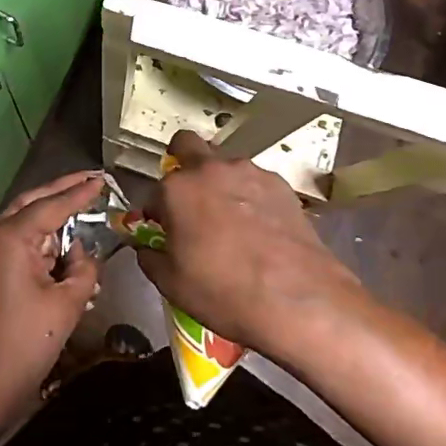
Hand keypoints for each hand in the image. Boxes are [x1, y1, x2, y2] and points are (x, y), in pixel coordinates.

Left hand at [0, 171, 104, 422]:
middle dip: (63, 191)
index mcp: (11, 235)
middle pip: (35, 202)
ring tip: (84, 206)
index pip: (53, 204)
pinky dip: (42, 238)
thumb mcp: (66, 306)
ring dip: (53, 216)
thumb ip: (83, 270)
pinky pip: (19, 240)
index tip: (103, 178)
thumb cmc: (24, 344)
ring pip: (26, 219)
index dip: (80, 191)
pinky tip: (65, 243)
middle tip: (92, 179)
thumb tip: (83, 254)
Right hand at [137, 130, 361, 358]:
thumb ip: (151, 258)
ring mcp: (248, 172)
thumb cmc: (225, 291)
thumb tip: (146, 248)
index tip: (164, 231)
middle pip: (187, 145)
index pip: (155, 192)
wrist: (299, 300)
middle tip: (190, 199)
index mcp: (177, 188)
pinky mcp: (280, 184)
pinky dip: (251, 198)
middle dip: (182, 163)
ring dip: (220, 183)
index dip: (157, 212)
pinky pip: (255, 184)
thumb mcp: (172, 284)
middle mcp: (210, 169)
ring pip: (225, 166)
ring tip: (233, 223)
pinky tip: (261, 230)